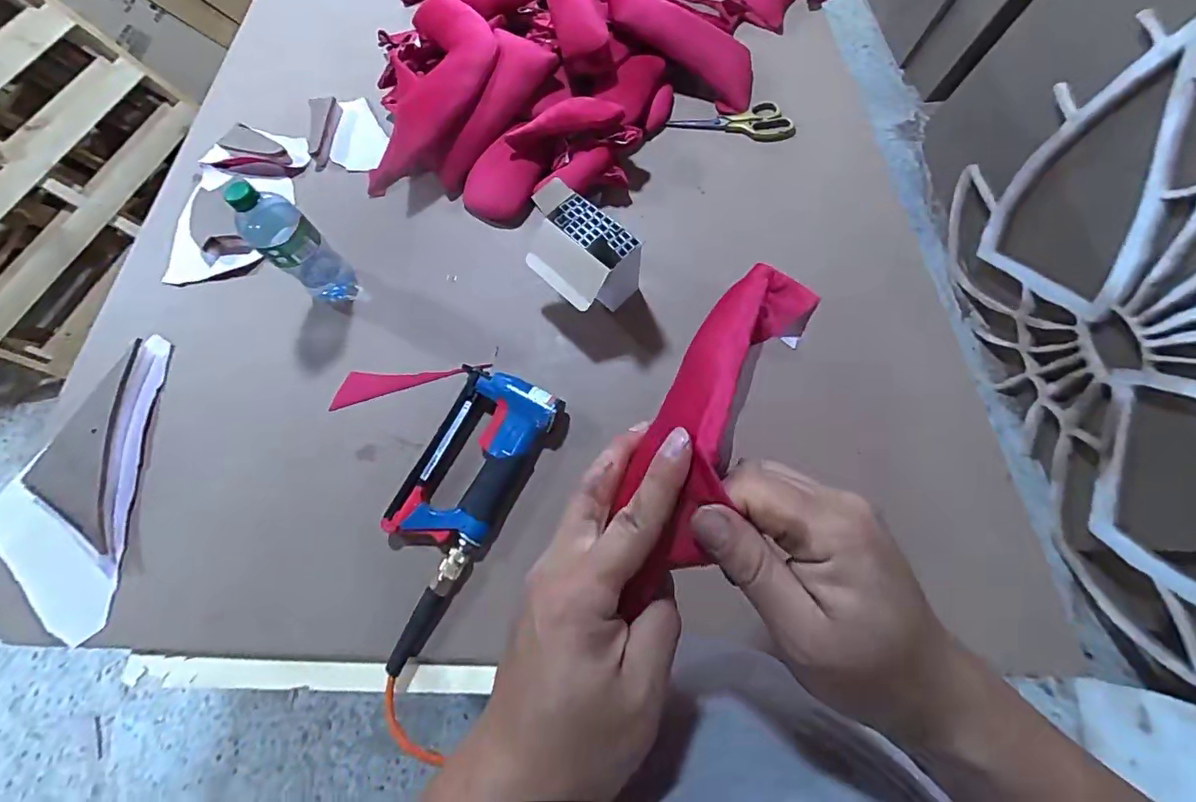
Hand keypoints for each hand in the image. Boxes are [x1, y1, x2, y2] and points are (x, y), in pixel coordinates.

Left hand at [428, 424, 691, 801]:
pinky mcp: (542, 593)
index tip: (679, 436)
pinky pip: (576, 538)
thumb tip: (656, 578)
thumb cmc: (584, 738)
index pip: (631, 519)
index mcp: (581, 588)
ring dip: (608, 479)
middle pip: (589, 497)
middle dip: (619, 456)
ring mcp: (542, 578)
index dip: (660, 476)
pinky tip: (623, 517)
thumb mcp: (641, 688)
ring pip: (578, 513)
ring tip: (640, 454)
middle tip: (650, 427)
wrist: (517, 773)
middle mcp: (555, 568)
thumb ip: (658, 618)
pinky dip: (602, 514)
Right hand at [688, 460, 966, 742]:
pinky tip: (761, 554)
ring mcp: (845, 504)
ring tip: (736, 559)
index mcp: (832, 522)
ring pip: (770, 481)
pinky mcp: (844, 516)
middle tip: (713, 557)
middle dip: (725, 505)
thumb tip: (700, 513)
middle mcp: (839, 498)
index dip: (714, 503)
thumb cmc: (864, 671)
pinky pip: (787, 497)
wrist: (931, 691)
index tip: (694, 544)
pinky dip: (762, 516)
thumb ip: (750, 565)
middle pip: (759, 474)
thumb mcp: (798, 630)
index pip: (751, 482)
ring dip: (742, 510)